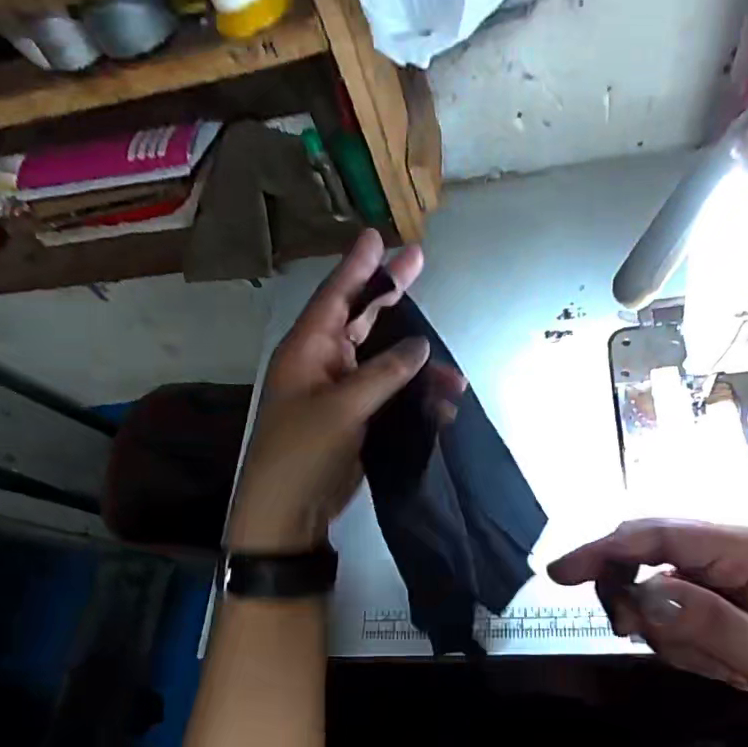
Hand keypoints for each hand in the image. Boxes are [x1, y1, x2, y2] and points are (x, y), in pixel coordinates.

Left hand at [226, 230, 465, 552]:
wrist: (292, 509)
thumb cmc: (303, 451)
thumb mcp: (342, 407)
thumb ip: (383, 373)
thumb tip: (420, 345)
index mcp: (308, 350)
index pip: (336, 297)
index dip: (359, 267)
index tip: (379, 237)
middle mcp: (326, 363)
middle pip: (364, 320)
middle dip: (393, 297)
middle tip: (419, 261)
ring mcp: (344, 392)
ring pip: (388, 364)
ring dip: (420, 368)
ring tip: (455, 377)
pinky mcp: (360, 419)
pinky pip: (394, 397)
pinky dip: (418, 400)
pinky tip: (443, 407)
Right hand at [548, 519, 747, 746]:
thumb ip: (706, 622)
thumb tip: (641, 592)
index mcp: (746, 549)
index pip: (658, 533)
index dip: (604, 548)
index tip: (557, 574)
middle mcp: (732, 554)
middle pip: (651, 560)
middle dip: (641, 603)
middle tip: (654, 644)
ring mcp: (731, 580)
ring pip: (663, 597)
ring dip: (675, 635)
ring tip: (723, 667)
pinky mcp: (732, 606)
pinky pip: (684, 619)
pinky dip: (690, 647)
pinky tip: (728, 668)